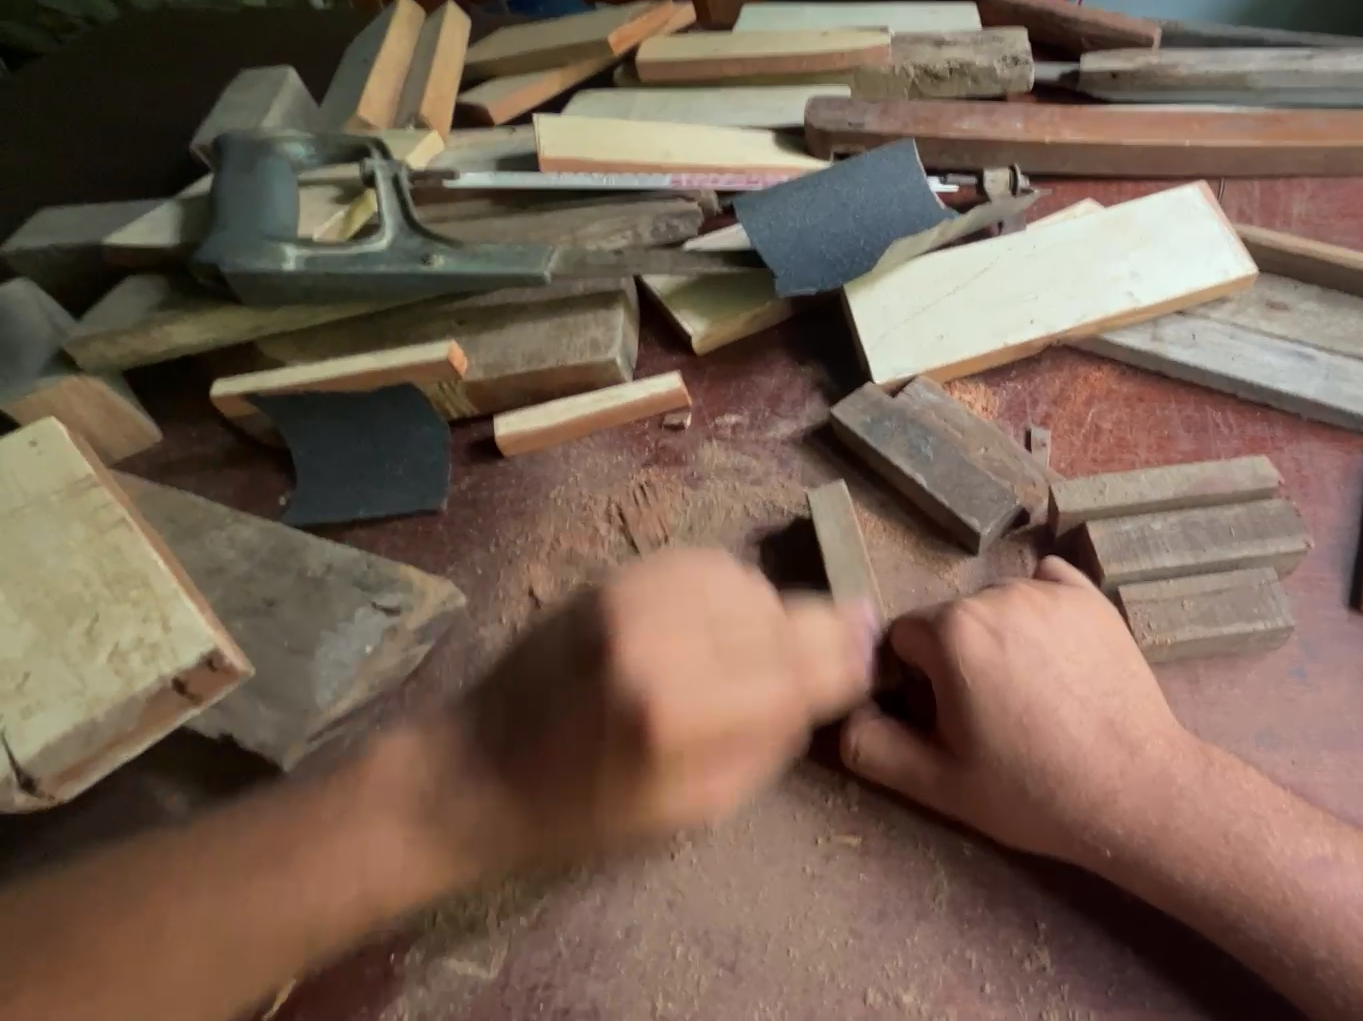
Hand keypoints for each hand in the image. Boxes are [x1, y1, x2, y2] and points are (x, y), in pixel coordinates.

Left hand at [412, 549, 877, 876]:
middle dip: (824, 630)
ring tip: (766, 644)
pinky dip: (737, 591)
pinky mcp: (624, 571)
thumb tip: (826, 683)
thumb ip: (770, 743)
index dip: (846, 660)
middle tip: (852, 631)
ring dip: (774, 614)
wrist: (476, 765)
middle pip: (786, 618)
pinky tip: (728, 617)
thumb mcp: (693, 809)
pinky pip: (716, 566)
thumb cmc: (585, 807)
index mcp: (679, 712)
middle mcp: (664, 636)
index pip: (801, 672)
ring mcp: (639, 592)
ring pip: (755, 586)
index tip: (874, 651)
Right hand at [839, 556, 1196, 864]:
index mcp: (952, 631)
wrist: (1135, 790)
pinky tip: (1057, 653)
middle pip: (950, 620)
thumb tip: (845, 715)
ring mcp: (1049, 591)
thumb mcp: (937, 783)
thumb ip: (872, 746)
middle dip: (956, 658)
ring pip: (996, 604)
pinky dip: (1041, 608)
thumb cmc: (1032, 789)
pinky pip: (1045, 584)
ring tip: (1033, 692)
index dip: (916, 680)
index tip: (947, 717)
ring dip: (1000, 637)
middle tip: (993, 714)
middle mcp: (997, 594)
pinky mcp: (1091, 596)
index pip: (903, 637)